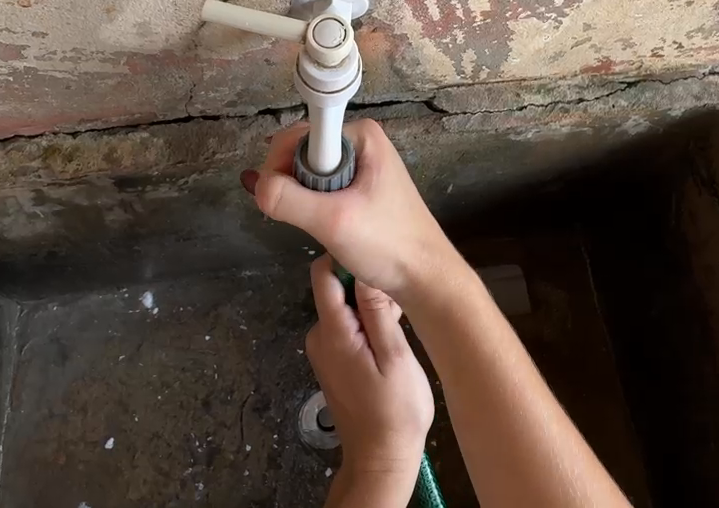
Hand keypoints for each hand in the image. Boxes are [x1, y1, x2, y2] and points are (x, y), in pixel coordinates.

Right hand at [242, 120, 457, 300]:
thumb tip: (256, 185)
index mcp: (361, 135)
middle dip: (289, 183)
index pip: (301, 134)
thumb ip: (289, 200)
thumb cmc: (388, 245)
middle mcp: (360, 142)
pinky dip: (309, 205)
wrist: (424, 277)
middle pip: (301, 152)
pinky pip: (319, 187)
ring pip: (308, 172)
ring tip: (310, 224)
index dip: (281, 162)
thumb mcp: (333, 221)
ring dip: (299, 198)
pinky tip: (311, 223)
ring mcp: (360, 165)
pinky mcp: (358, 188)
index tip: (275, 195)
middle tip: (296, 217)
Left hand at [305, 255, 434, 499]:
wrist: (382, 461)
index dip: (346, 258)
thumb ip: (378, 311)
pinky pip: (345, 325)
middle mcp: (319, 336)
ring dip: (369, 306)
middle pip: (335, 287)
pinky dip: (365, 323)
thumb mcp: (395, 357)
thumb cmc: (395, 410)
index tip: (376, 260)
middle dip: (365, 285)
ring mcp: (324, 350)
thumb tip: (364, 267)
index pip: (323, 273)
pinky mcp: (332, 360)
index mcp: (332, 332)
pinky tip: (390, 337)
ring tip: (399, 320)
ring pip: (343, 306)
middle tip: (398, 300)